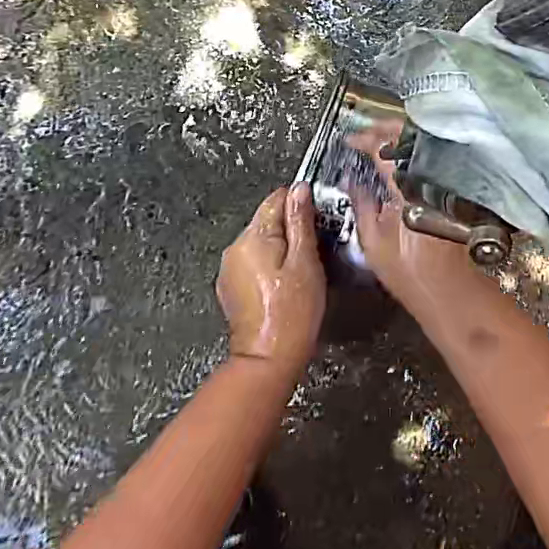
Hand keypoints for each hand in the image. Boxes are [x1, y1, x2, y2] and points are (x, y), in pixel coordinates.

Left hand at [216, 185, 325, 368]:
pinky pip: (253, 262)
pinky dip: (269, 266)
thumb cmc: (293, 311)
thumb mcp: (306, 262)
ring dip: (281, 249)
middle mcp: (234, 247)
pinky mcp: (230, 286)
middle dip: (292, 230)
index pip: (276, 199)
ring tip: (301, 272)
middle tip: (314, 253)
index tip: (318, 223)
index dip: (301, 206)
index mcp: (252, 237)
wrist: (268, 358)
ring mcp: (229, 268)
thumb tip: (300, 189)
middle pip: (267, 221)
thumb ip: (301, 222)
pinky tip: (284, 285)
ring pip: (261, 242)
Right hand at [350, 136, 491, 312]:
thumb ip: (361, 203)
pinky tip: (404, 159)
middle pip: (411, 135)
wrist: (452, 291)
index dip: (364, 139)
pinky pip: (436, 157)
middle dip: (385, 128)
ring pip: (427, 142)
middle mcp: (432, 178)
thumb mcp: (373, 241)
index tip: (350, 140)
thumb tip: (352, 179)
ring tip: (381, 141)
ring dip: (403, 136)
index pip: (384, 149)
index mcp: (408, 188)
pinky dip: (418, 151)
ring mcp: (448, 181)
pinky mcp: (457, 188)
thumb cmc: (411, 273)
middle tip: (366, 133)